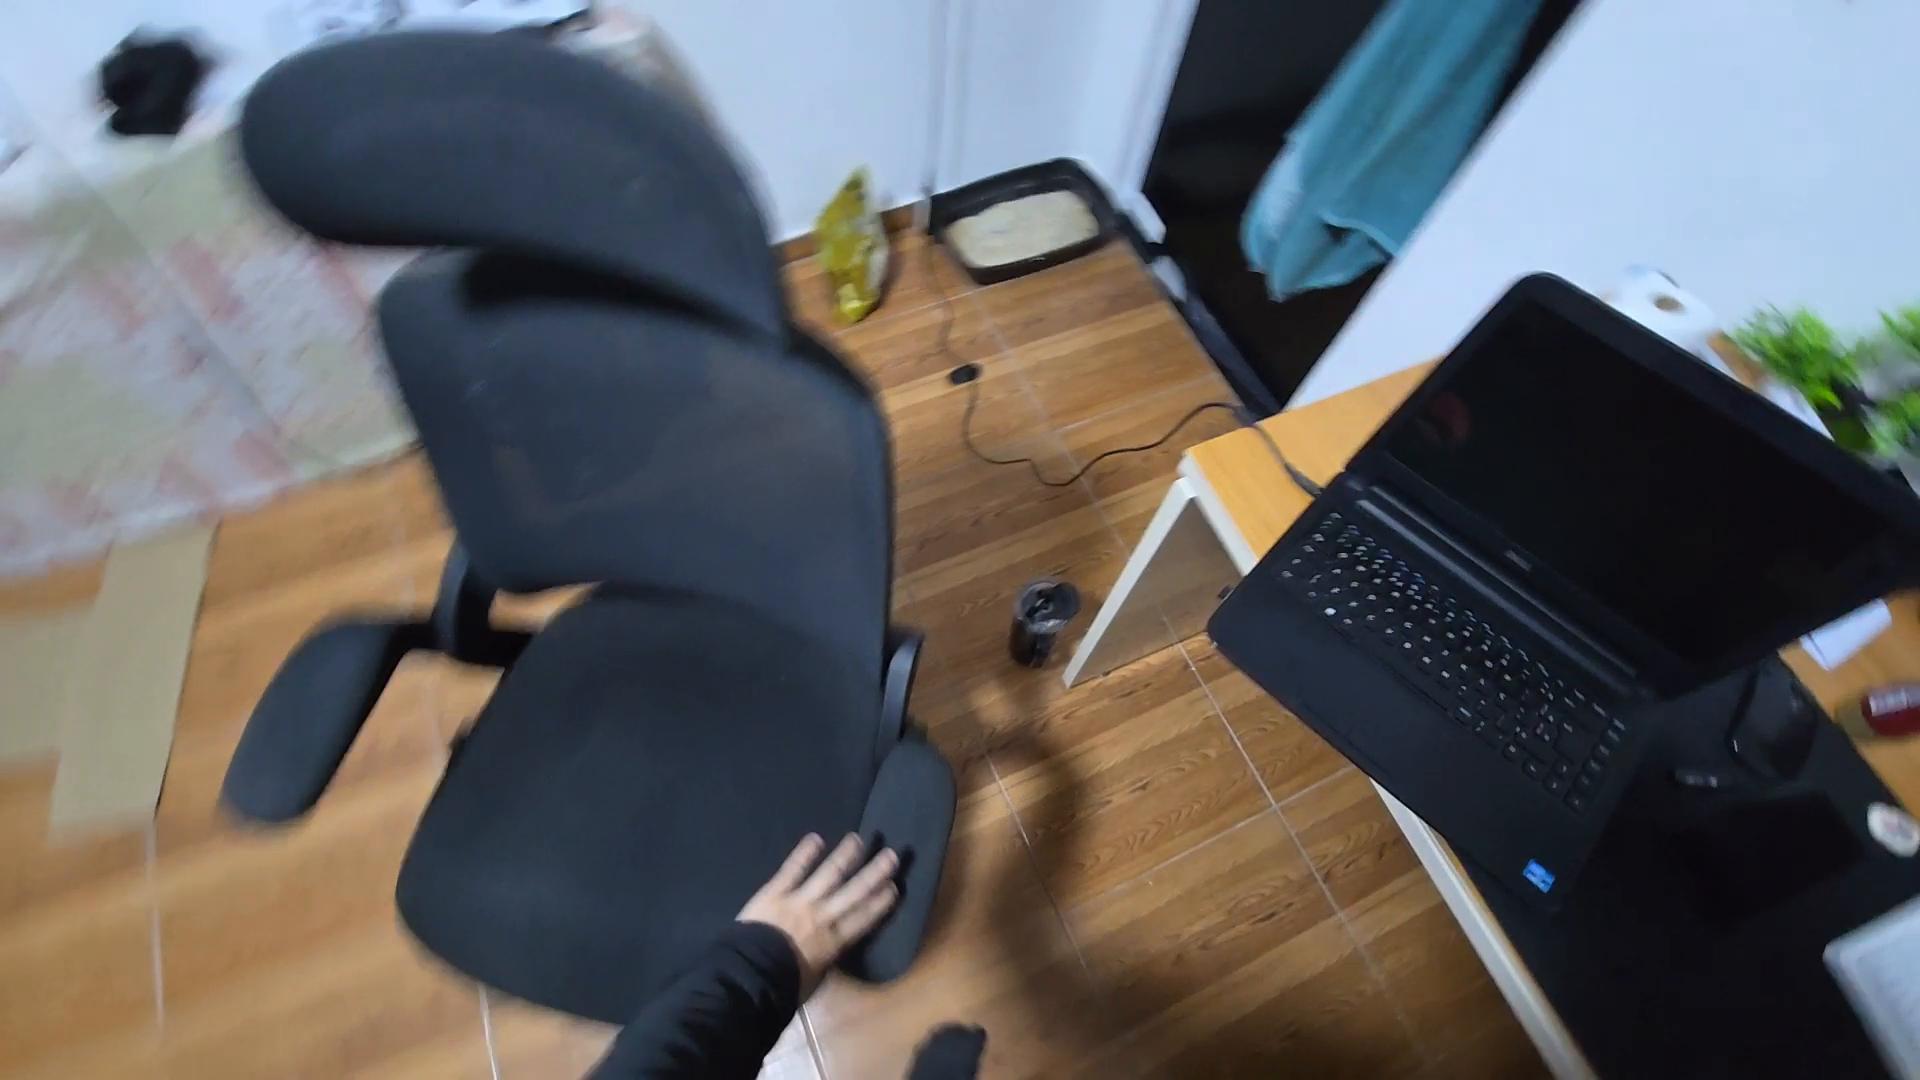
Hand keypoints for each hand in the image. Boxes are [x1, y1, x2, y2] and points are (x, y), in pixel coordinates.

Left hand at [738, 833, 899, 994]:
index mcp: (832, 942)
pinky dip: (804, 853)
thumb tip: (831, 955)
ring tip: (856, 839)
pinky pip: (793, 869)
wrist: (749, 976)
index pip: (863, 918)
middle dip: (874, 873)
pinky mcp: (776, 892)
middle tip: (891, 855)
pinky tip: (815, 838)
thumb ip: (824, 963)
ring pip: (828, 874)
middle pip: (853, 891)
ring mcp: (800, 901)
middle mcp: (822, 917)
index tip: (894, 886)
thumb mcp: (812, 983)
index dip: (880, 902)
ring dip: (844, 856)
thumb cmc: (781, 987)